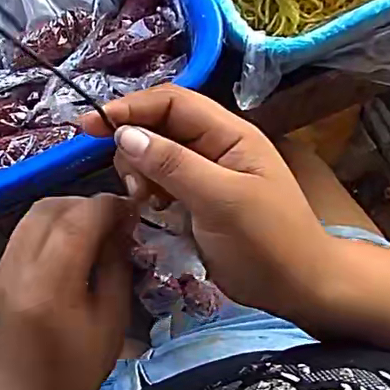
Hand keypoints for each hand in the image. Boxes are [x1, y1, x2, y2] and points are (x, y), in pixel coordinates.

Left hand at [0, 194, 132, 389]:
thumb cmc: (77, 368)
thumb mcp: (112, 319)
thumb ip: (117, 266)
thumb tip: (124, 225)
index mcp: (50, 286)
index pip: (78, 221)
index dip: (108, 206)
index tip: (133, 208)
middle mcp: (20, 267)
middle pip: (53, 208)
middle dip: (89, 203)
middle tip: (118, 218)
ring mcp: (5, 265)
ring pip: (36, 211)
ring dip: (70, 208)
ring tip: (98, 225)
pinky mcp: (1, 267)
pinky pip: (27, 226)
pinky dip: (54, 220)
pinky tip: (75, 238)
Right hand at [78, 86, 338, 323]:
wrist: (298, 287)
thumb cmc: (268, 241)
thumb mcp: (222, 200)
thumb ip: (173, 165)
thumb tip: (125, 133)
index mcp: (229, 134)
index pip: (173, 102)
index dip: (132, 107)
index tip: (92, 125)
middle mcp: (215, 147)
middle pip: (160, 126)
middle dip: (135, 145)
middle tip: (134, 186)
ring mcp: (205, 174)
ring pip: (155, 155)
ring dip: (140, 172)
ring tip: (145, 201)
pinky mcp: (196, 200)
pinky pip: (161, 182)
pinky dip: (148, 191)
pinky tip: (151, 208)